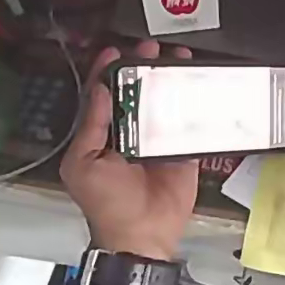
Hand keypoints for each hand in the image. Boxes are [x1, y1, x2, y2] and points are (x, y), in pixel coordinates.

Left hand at [59, 39, 198, 264]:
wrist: (143, 235)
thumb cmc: (107, 203)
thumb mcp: (84, 165)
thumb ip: (92, 127)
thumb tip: (100, 89)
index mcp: (103, 133)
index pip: (103, 94)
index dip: (107, 71)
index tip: (115, 51)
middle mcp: (130, 131)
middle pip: (136, 92)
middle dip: (143, 68)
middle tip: (153, 49)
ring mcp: (158, 140)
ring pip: (163, 102)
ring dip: (170, 81)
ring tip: (179, 59)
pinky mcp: (183, 151)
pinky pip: (189, 124)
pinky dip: (195, 105)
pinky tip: (199, 87)